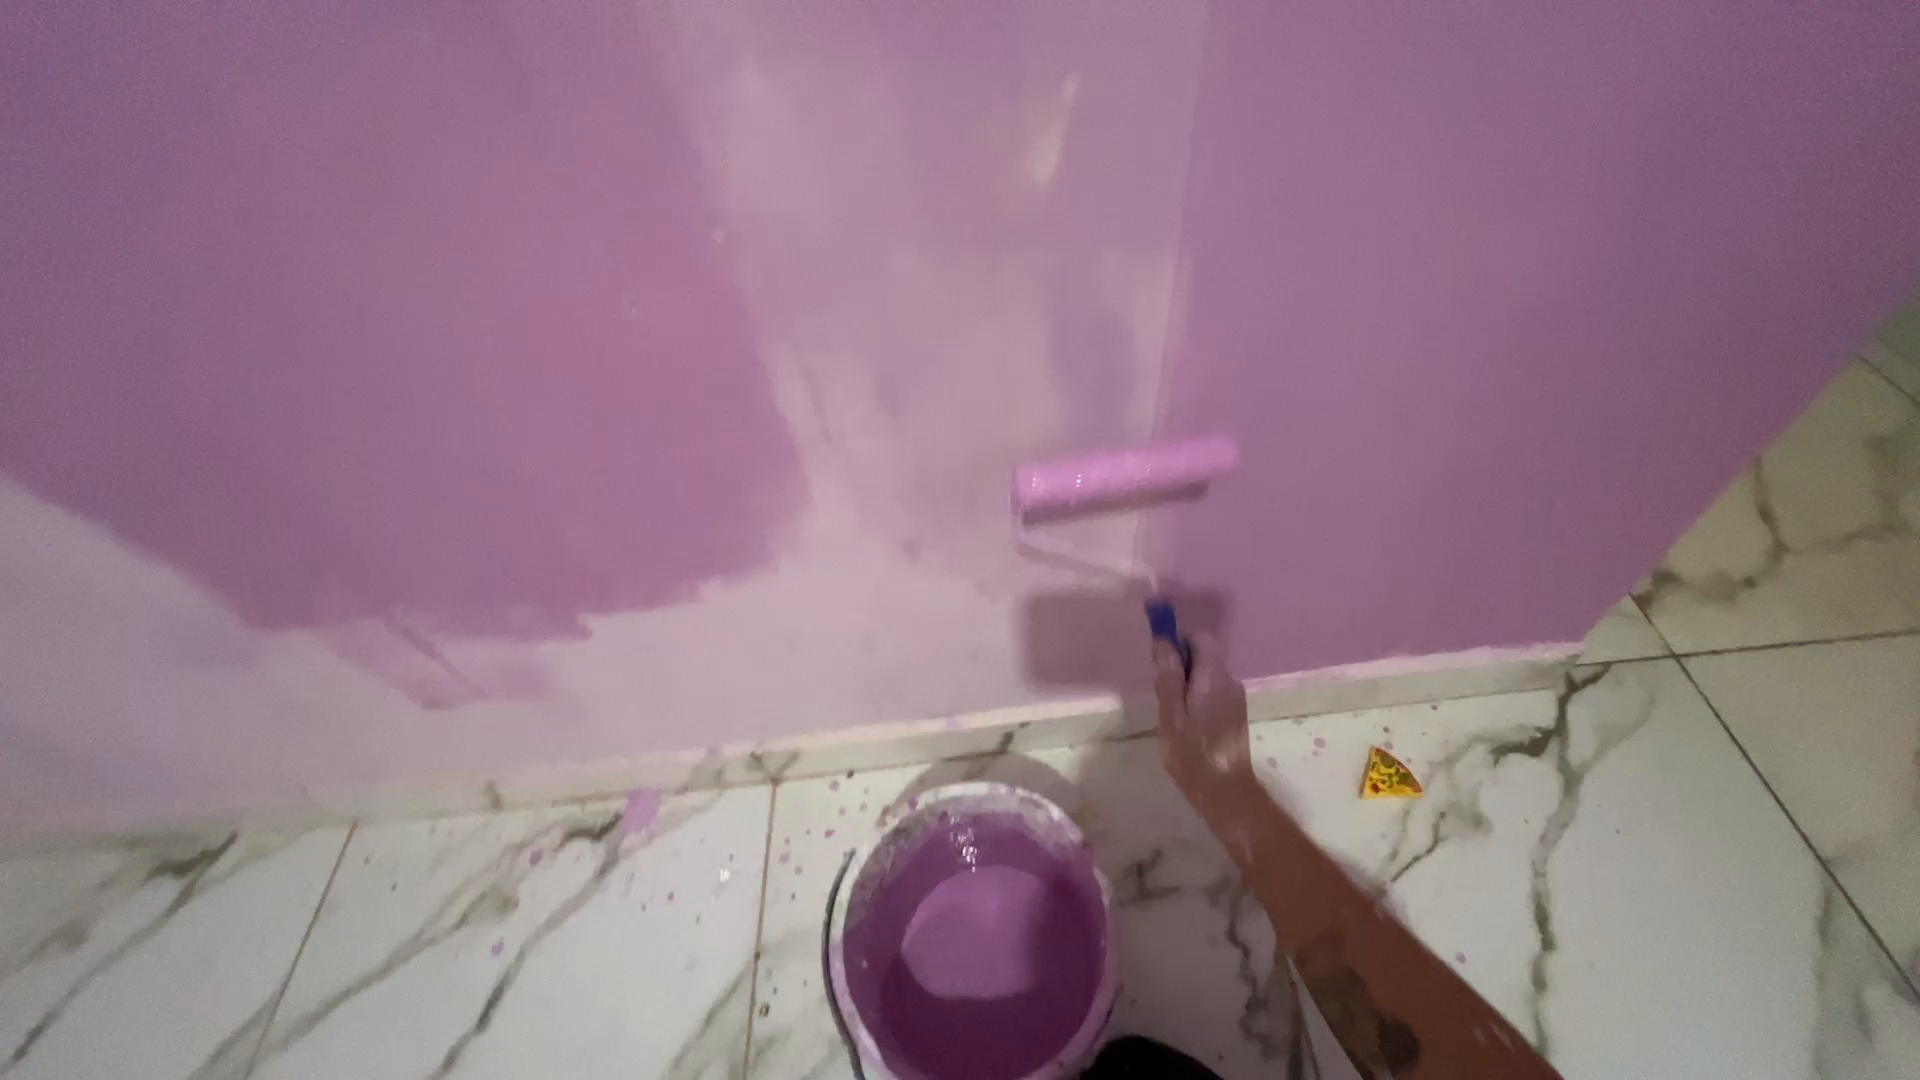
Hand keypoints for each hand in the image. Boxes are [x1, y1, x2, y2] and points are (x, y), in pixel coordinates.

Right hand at [1151, 634, 1255, 818]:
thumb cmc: (1191, 753)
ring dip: (1187, 679)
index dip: (1179, 640)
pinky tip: (1185, 719)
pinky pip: (1213, 689)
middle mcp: (1230, 680)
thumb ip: (1168, 675)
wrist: (1225, 792)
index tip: (1159, 657)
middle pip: (1204, 653)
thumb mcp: (1171, 713)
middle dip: (1180, 661)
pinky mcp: (1235, 713)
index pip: (1200, 637)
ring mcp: (1235, 697)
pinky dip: (1196, 693)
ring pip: (1208, 672)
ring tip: (1170, 708)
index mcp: (1213, 676)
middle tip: (1160, 688)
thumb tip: (1163, 640)